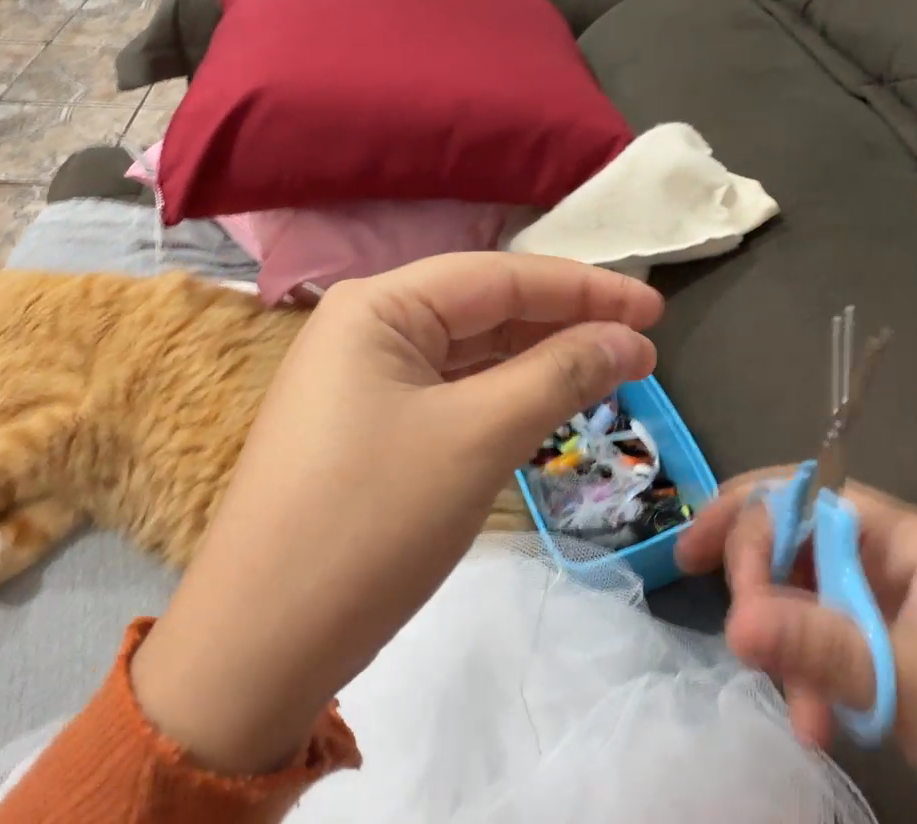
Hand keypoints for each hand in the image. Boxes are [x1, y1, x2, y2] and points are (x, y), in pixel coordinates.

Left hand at [132, 253, 662, 773]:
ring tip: (611, 374)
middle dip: (564, 324)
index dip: (583, 288)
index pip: (499, 276)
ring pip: (467, 356)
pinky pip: (447, 396)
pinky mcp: (365, 432)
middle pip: (482, 309)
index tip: (656, 311)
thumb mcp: (476, 439)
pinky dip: (501, 398)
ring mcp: (360, 383)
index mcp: (377, 307)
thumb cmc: (372, 522)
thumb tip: (629, 339)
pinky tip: (545, 405)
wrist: (260, 641)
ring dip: (537, 362)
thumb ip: (558, 376)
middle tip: (643, 347)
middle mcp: (363, 330)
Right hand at [678, 470, 916, 823]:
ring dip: (784, 646)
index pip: (800, 494)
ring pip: (805, 600)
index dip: (742, 516)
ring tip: (800, 715)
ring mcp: (894, 610)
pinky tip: (816, 722)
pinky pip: (826, 644)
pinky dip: (809, 677)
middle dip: (760, 590)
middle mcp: (893, 561)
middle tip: (742, 644)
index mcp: (905, 538)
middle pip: (794, 543)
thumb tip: (734, 620)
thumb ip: (823, 646)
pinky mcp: (895, 656)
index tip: (694, 564)